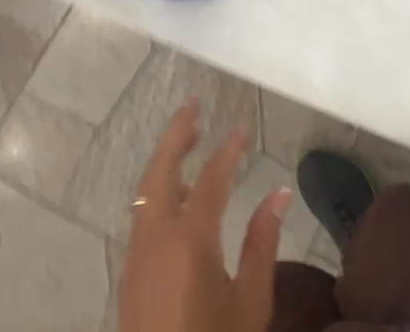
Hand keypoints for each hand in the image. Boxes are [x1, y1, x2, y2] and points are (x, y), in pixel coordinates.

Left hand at [119, 100, 293, 331]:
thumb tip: (278, 193)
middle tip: (194, 106)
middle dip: (176, 136)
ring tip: (187, 138)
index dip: (228, 151)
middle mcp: (156, 239)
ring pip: (145, 192)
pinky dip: (157, 189)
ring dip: (164, 160)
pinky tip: (176, 191)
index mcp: (191, 241)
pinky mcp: (131, 274)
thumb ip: (263, 243)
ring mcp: (138, 256)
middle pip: (160, 173)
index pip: (212, 179)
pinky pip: (141, 214)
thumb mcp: (251, 304)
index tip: (242, 129)